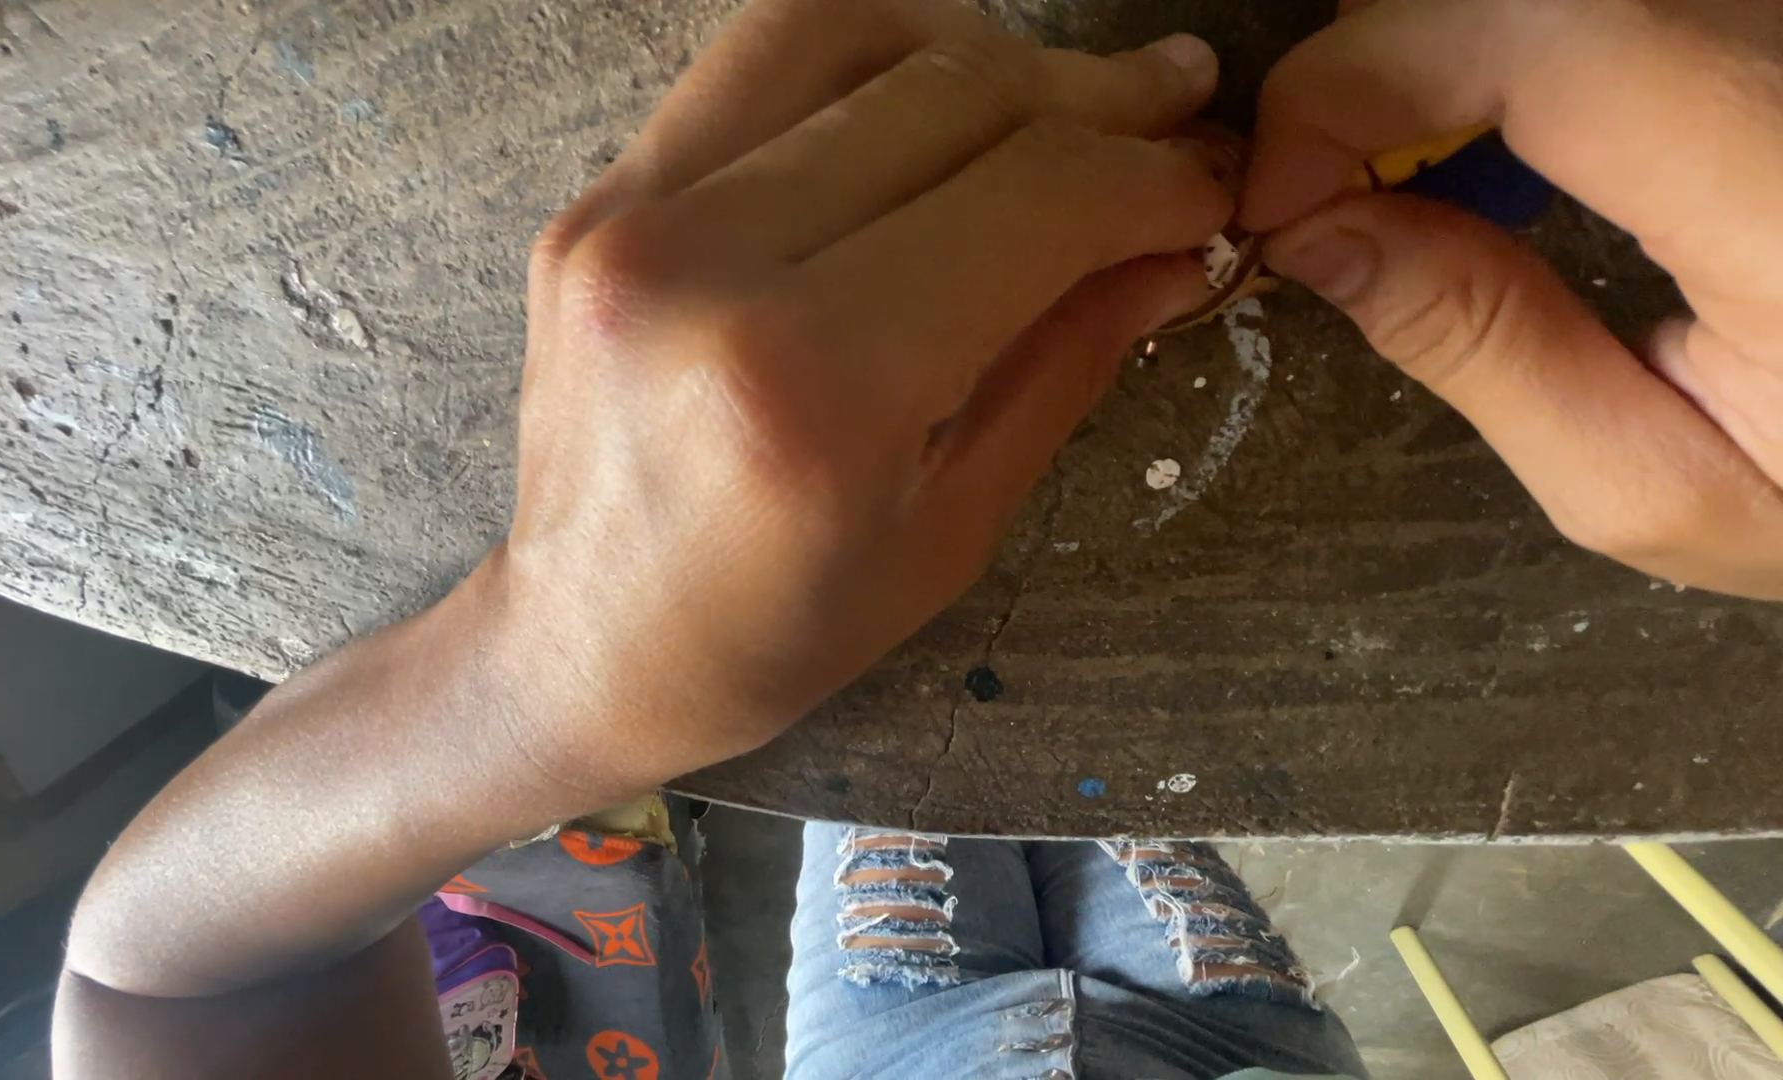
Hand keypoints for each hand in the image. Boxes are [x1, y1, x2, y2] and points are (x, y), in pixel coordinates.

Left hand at [500, 0, 1229, 775]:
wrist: (592, 646)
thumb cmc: (773, 635)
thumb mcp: (945, 533)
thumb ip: (1060, 368)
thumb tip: (1168, 252)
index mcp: (814, 386)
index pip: (1030, 203)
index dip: (1149, 178)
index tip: (1206, 189)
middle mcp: (707, 271)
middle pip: (949, 96)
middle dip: (1090, 102)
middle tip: (1164, 123)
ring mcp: (628, 223)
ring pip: (841, 34)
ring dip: (980, 53)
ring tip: (1049, 109)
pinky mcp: (593, 212)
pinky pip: (748, 73)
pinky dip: (861, 64)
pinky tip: (919, 114)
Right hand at [1243, 0, 1782, 598]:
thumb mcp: (1640, 481)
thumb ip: (1472, 346)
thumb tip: (1310, 234)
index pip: (1547, 31)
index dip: (1354, 86)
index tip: (1272, 199)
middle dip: (1364, 77)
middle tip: (1309, 196)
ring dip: (1421, 74)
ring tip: (1383, 185)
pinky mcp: (1772, 47)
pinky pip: (1595, 22)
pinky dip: (1485, 71)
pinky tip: (1476, 154)